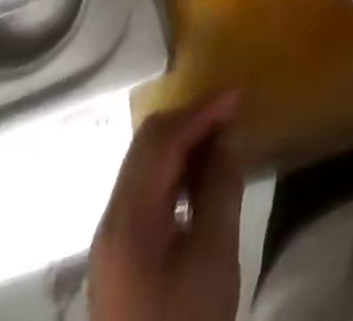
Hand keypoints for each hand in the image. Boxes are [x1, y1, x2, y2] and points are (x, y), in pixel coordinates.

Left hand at [90, 93, 243, 320]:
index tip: (239, 95)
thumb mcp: (213, 256)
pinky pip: (149, 188)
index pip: (161, 142)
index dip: (200, 111)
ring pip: (146, 165)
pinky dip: (178, 167)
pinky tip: (205, 173)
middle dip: (191, 119)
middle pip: (146, 147)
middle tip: (235, 111)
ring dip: (184, 141)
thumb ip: (219, 189)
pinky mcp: (124, 251)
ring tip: (226, 134)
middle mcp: (113, 219)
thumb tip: (226, 137)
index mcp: (129, 218)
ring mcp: (115, 236)